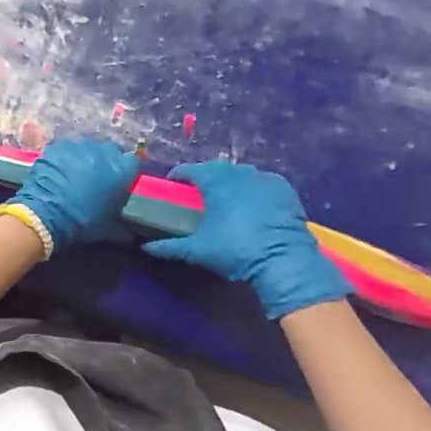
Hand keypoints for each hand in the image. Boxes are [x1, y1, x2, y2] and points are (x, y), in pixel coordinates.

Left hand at [7, 138, 138, 253]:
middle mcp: (104, 152)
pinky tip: (57, 170)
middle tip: (96, 176)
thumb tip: (130, 235)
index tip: (118, 180)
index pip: (132, 162)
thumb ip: (124, 227)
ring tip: (74, 173)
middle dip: (105, 161)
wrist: (47, 215)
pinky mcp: (58, 147)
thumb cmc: (83, 223)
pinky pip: (66, 150)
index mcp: (122, 170)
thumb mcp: (109, 228)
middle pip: (110, 150)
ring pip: (87, 148)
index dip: (125, 170)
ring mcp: (80, 147)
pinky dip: (64, 158)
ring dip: (84, 158)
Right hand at [141, 161, 350, 318]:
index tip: (171, 185)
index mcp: (215, 182)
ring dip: (229, 181)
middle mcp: (239, 173)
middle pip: (216, 169)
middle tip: (196, 193)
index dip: (178, 176)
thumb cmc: (234, 250)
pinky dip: (253, 188)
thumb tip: (146, 249)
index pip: (190, 170)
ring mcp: (264, 179)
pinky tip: (251, 203)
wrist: (284, 261)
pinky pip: (262, 182)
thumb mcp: (197, 250)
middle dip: (204, 177)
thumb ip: (169, 247)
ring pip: (240, 173)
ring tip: (224, 197)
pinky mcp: (285, 189)